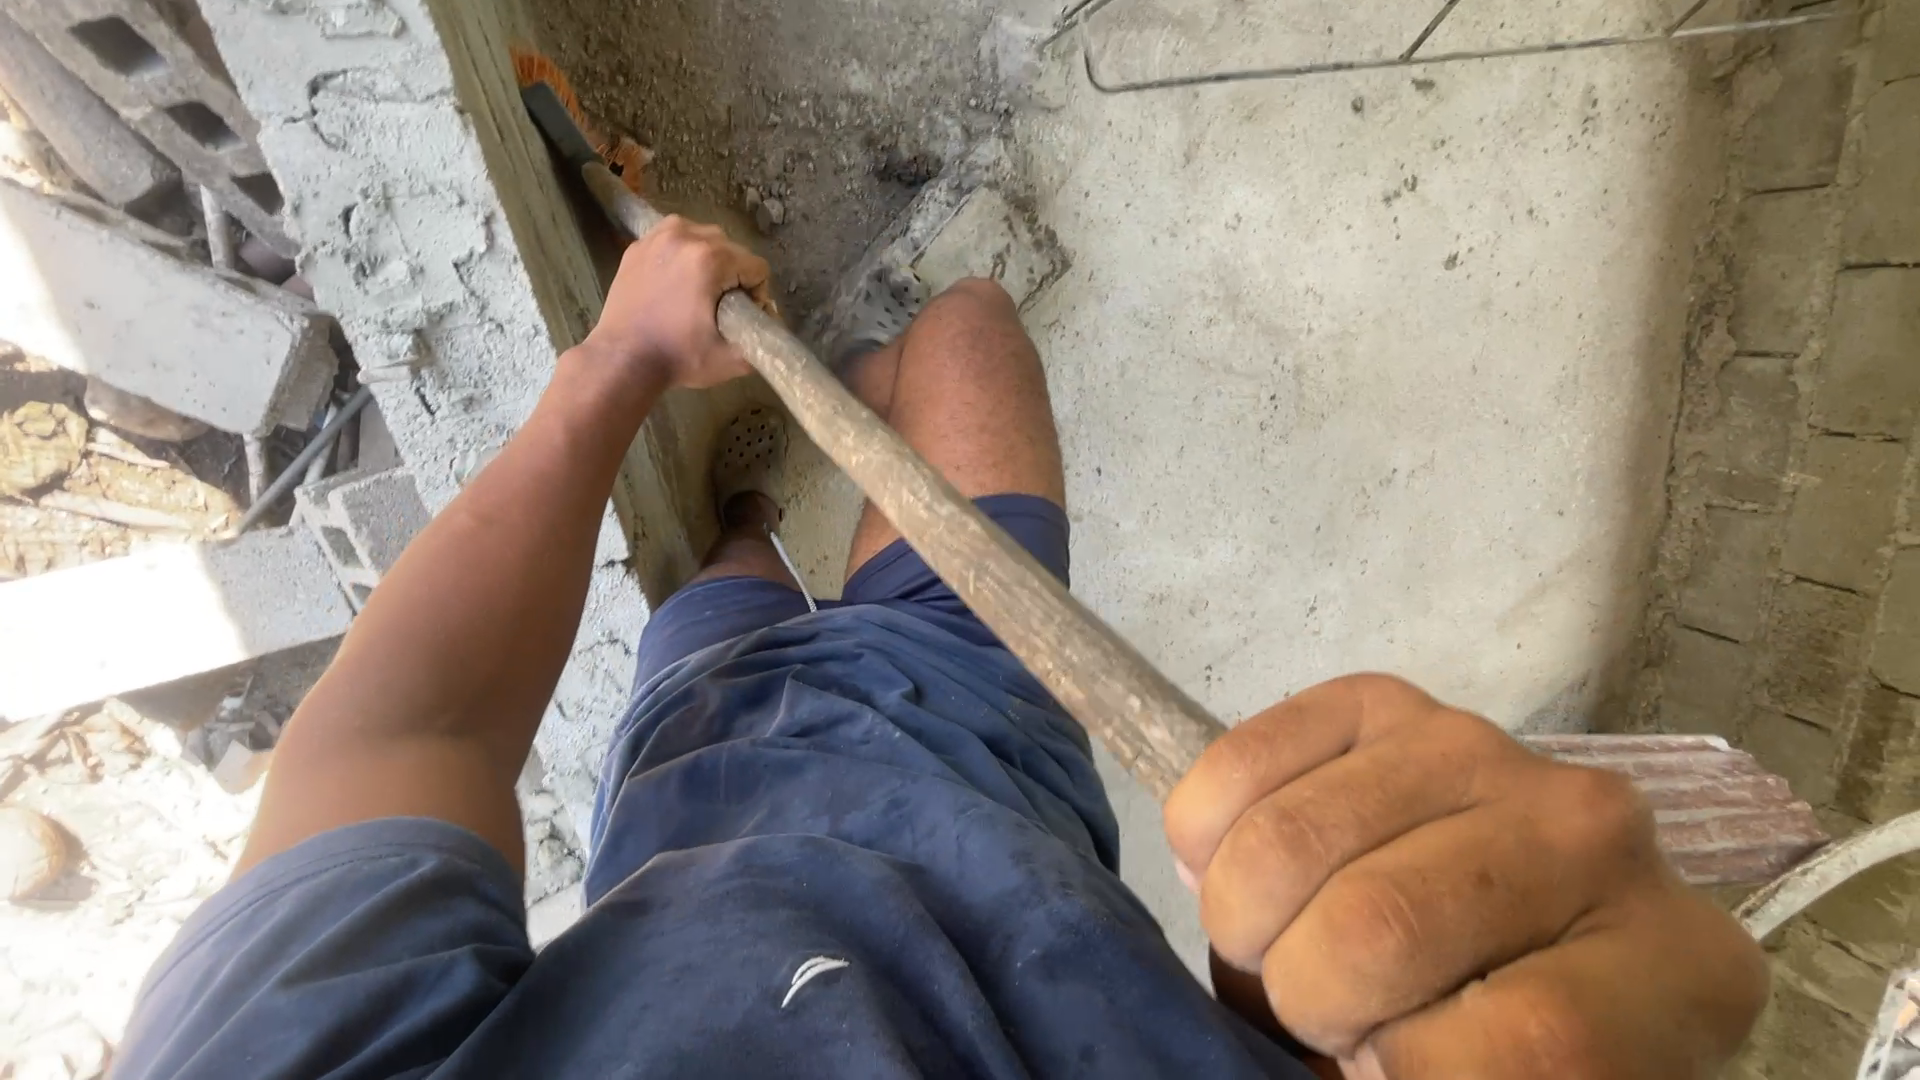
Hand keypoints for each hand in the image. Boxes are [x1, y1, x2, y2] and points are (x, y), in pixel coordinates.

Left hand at [582, 215, 772, 390]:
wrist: (624, 359)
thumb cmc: (679, 359)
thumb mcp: (733, 359)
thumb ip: (764, 339)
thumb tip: (773, 323)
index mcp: (710, 259)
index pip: (756, 267)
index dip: (757, 294)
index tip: (742, 316)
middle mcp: (685, 236)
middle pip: (732, 248)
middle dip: (734, 276)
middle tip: (722, 306)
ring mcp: (658, 236)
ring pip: (704, 238)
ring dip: (711, 261)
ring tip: (700, 292)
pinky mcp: (639, 245)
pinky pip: (675, 239)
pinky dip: (683, 255)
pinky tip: (678, 282)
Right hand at [1165, 675, 1766, 1078]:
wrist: (1485, 893)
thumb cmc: (1503, 1007)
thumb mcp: (1504, 1078)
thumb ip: (1447, 1076)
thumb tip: (1329, 1055)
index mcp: (1673, 959)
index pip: (1530, 1042)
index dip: (1412, 1071)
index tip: (1387, 1065)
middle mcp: (1582, 824)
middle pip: (1374, 925)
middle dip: (1296, 990)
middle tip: (1300, 1004)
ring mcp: (1463, 740)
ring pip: (1286, 842)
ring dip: (1237, 917)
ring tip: (1261, 937)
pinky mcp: (1370, 697)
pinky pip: (1240, 762)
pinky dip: (1198, 832)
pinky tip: (1218, 864)